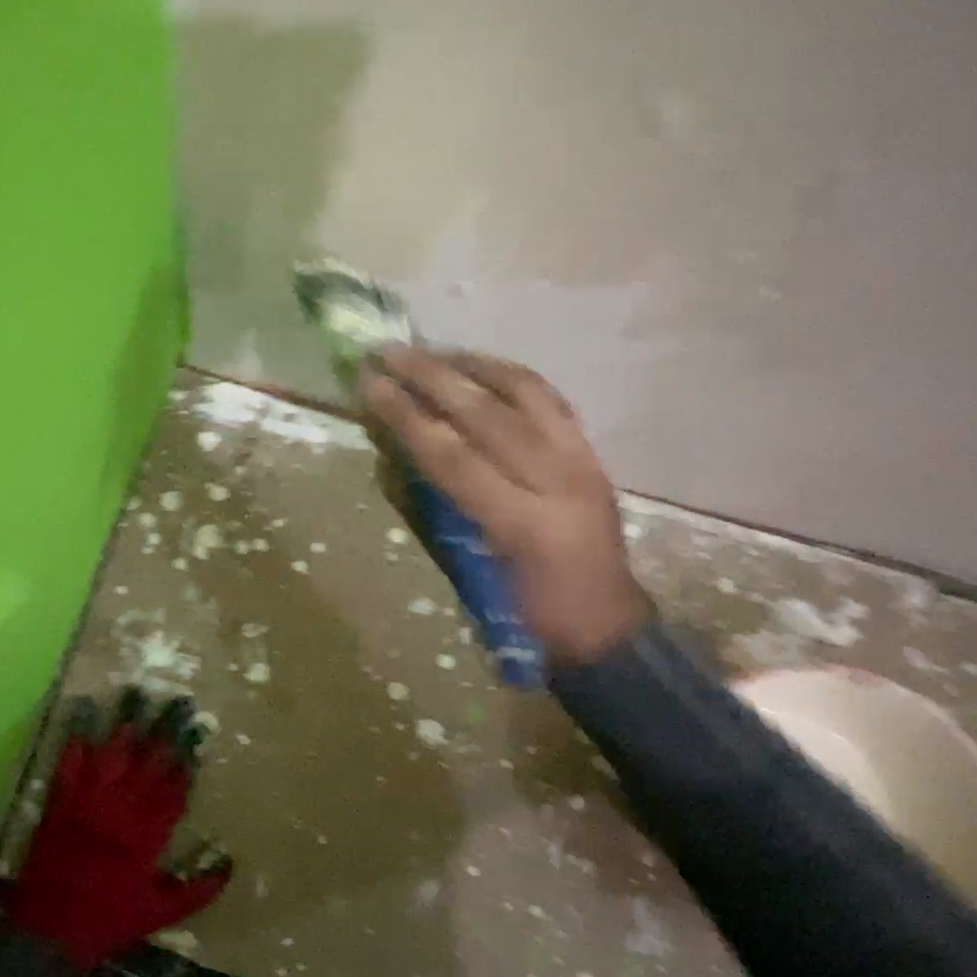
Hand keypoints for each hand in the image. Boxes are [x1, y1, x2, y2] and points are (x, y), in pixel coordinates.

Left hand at [1, 688, 230, 969]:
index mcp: (148, 834)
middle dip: (164, 730)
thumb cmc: (109, 921)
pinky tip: (84, 712)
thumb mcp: (161, 913)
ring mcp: (88, 802)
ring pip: (111, 753)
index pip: (173, 788)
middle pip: (147, 762)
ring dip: (125, 724)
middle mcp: (121, 809)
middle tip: (178, 701)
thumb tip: (229, 861)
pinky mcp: (59, 802)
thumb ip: (198, 889)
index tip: (197, 733)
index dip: (186, 760)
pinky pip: (69, 762)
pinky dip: (76, 737)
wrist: (50, 930)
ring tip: (137, 694)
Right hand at [360, 348, 648, 665]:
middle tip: (390, 351)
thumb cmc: (526, 612)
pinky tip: (484, 369)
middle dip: (433, 377)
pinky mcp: (592, 454)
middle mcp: (556, 480)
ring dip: (473, 366)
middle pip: (487, 414)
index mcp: (520, 522)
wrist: (604, 625)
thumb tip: (401, 454)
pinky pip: (551, 401)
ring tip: (434, 352)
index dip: (407, 416)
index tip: (371, 385)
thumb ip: (442, 509)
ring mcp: (580, 461)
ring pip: (526, 394)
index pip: (453, 456)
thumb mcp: (474, 573)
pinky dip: (513, 378)